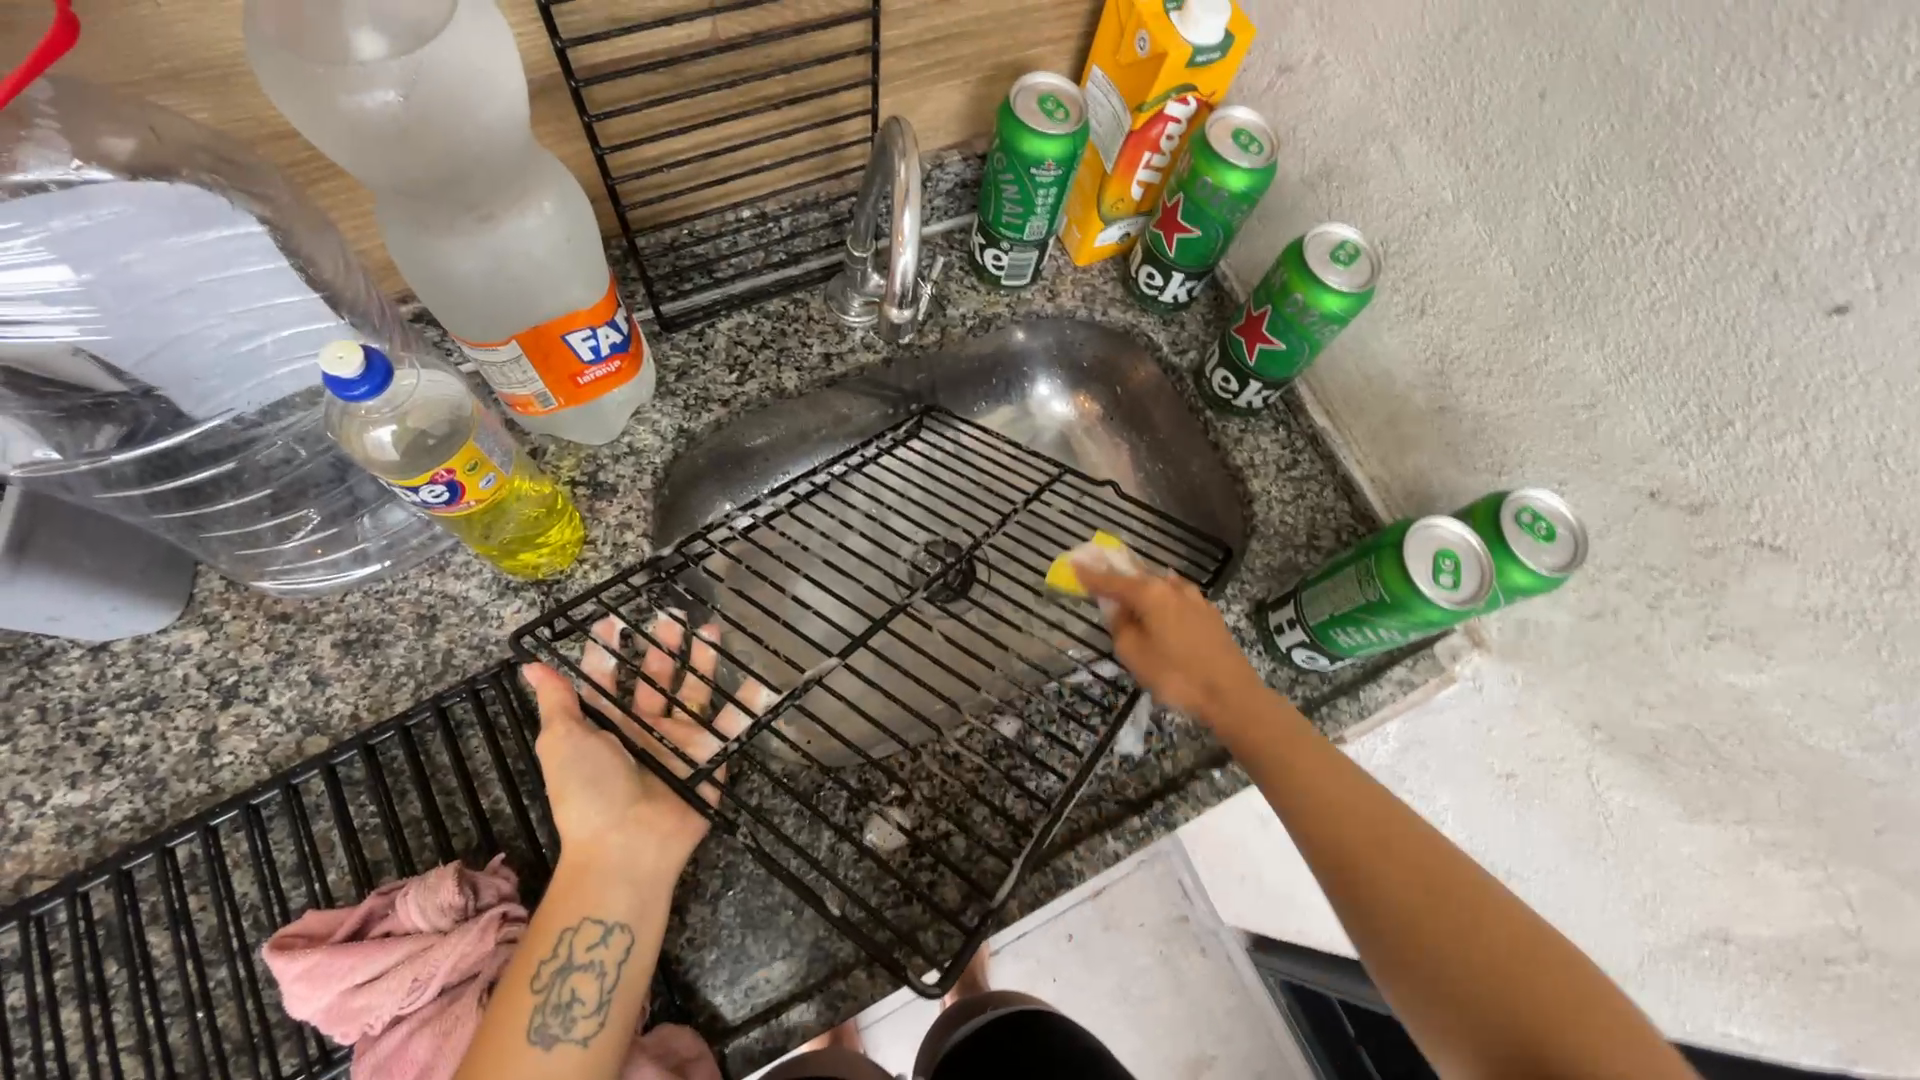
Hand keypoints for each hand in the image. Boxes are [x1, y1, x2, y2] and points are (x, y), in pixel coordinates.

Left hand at [522, 613, 770, 876]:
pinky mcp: (709, 757)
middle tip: (671, 616)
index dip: (607, 653)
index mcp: (605, 727)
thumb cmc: (587, 791)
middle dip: (662, 648)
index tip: (612, 622)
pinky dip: (746, 707)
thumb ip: (557, 701)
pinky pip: (730, 727)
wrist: (627, 845)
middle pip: (655, 681)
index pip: (607, 681)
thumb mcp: (561, 741)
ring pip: (694, 693)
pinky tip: (758, 681)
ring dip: (703, 662)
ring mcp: (679, 743)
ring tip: (711, 629)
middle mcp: (643, 731)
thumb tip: (532, 666)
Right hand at [1075, 565, 1266, 720]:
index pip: (1111, 580)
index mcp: (1149, 593)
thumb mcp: (1133, 654)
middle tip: (1100, 580)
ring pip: (1161, 586)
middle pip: (1138, 577)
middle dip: (1118, 578)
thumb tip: (1118, 610)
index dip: (1090, 574)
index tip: (1074, 564)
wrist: (1230, 693)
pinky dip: (1163, 601)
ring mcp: (1195, 599)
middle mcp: (1172, 588)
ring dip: (1143, 589)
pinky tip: (1162, 610)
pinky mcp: (1209, 614)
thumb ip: (1120, 626)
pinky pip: (1177, 599)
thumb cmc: (1175, 675)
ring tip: (1131, 599)